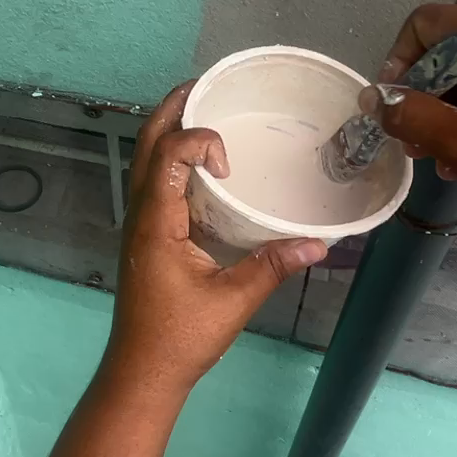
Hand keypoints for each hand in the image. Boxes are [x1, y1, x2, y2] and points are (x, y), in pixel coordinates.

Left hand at [106, 83, 327, 395]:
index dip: (197, 141)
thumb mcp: (233, 301)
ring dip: (167, 130)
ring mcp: (138, 222)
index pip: (168, 155)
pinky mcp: (144, 233)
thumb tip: (319, 242)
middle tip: (205, 87)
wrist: (142, 369)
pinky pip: (152, 180)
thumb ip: (273, 266)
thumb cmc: (181, 336)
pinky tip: (199, 165)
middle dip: (171, 109)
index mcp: (156, 221)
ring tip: (201, 111)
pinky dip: (169, 157)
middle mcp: (140, 212)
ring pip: (144, 160)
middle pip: (146, 144)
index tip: (229, 162)